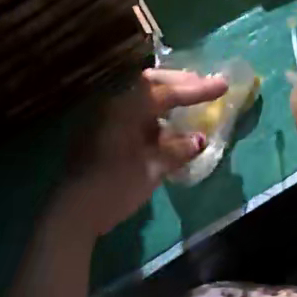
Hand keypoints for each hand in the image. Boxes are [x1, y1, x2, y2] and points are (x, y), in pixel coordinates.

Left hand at [54, 68, 227, 237]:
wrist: (74, 213)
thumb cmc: (114, 188)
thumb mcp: (152, 170)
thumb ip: (177, 151)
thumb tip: (199, 139)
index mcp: (124, 110)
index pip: (165, 92)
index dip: (196, 89)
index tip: (223, 86)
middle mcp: (112, 107)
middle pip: (149, 85)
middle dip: (180, 84)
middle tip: (206, 86)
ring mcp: (104, 119)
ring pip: (141, 98)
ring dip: (167, 97)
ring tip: (191, 102)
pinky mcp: (101, 133)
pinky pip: (134, 113)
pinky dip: (155, 114)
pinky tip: (169, 126)